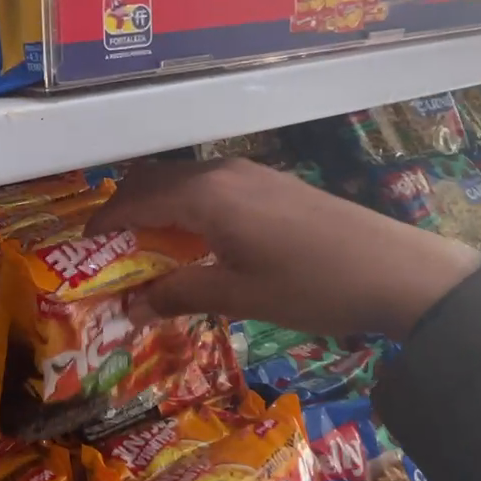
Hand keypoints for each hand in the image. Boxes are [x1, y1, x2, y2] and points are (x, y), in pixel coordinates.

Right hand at [88, 159, 480, 336]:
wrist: (399, 270)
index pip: (133, 201)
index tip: (82, 248)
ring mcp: (245, 170)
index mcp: (204, 196)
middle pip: (150, 180)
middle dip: (123, 211)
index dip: (103, 223)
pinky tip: (196, 237)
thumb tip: (128, 309)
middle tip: (112, 251)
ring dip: (154, 205)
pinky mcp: (266, 178)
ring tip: (150, 247)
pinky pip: (205, 182)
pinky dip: (183, 203)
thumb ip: (177, 294)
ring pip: (179, 178)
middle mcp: (218, 172)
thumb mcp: (239, 296)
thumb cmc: (311, 286)